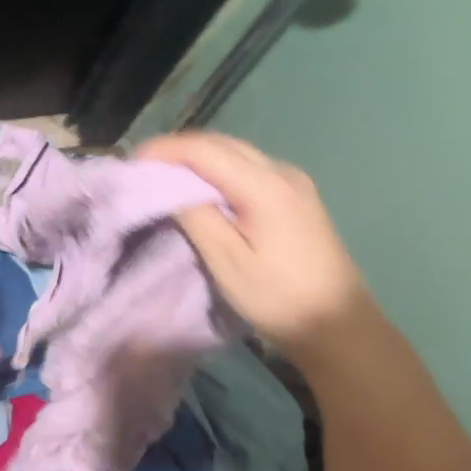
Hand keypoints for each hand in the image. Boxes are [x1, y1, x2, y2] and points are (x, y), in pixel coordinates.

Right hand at [136, 132, 375, 354]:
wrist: (339, 325)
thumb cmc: (278, 298)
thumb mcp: (227, 262)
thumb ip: (196, 216)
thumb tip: (168, 186)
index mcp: (265, 187)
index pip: (205, 150)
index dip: (165, 150)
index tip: (132, 162)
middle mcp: (282, 173)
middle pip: (221, 144)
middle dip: (178, 150)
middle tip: (142, 168)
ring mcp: (293, 182)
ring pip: (235, 152)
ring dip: (197, 157)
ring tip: (164, 175)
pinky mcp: (296, 196)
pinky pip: (247, 167)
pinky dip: (216, 168)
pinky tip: (200, 186)